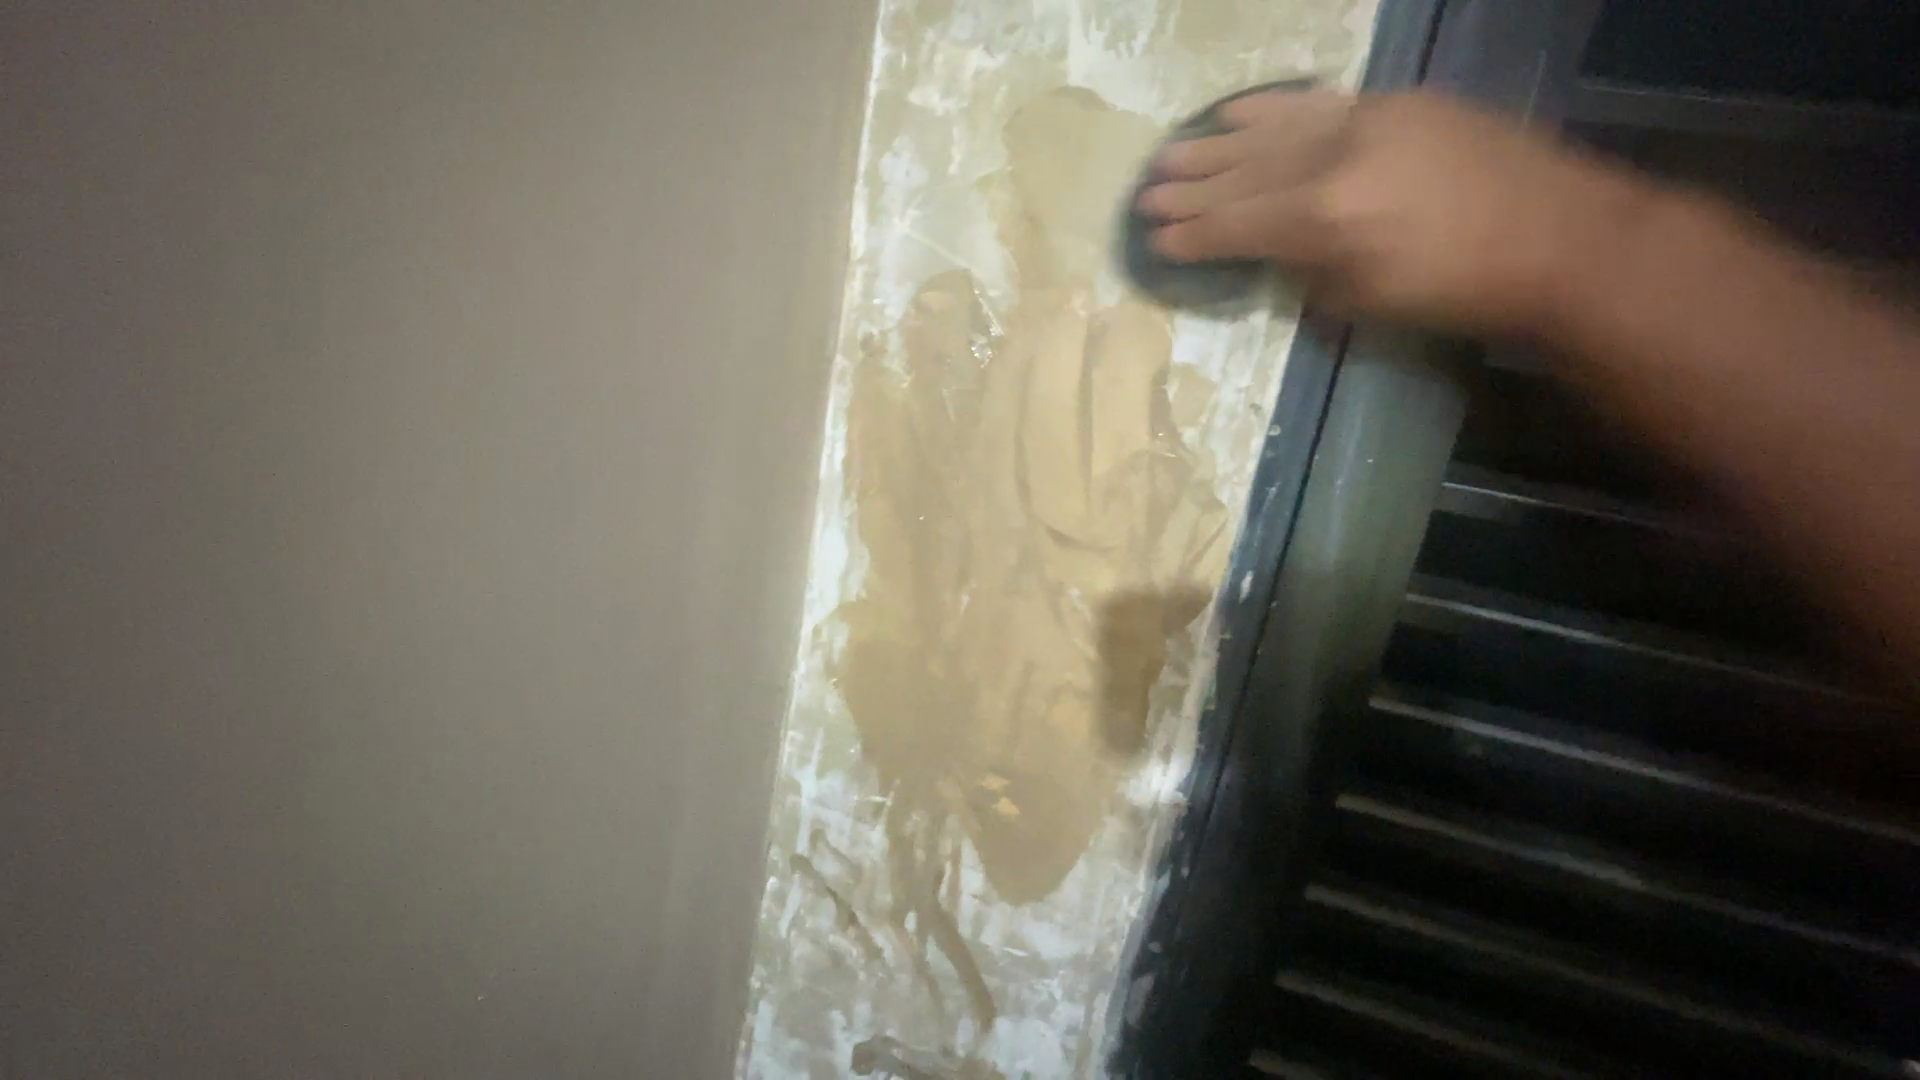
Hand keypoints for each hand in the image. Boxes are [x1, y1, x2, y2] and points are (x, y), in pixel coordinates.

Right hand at [1137, 89, 1657, 338]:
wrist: (1559, 238)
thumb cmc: (1454, 291)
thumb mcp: (1362, 301)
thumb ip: (1304, 272)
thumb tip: (1270, 255)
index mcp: (1324, 221)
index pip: (1236, 227)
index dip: (1192, 236)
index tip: (1154, 239)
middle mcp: (1333, 161)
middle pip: (1242, 176)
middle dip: (1189, 189)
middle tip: (1145, 195)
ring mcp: (1364, 122)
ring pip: (1270, 133)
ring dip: (1214, 146)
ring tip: (1168, 154)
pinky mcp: (1394, 103)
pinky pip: (1315, 101)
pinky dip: (1269, 108)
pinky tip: (1233, 111)